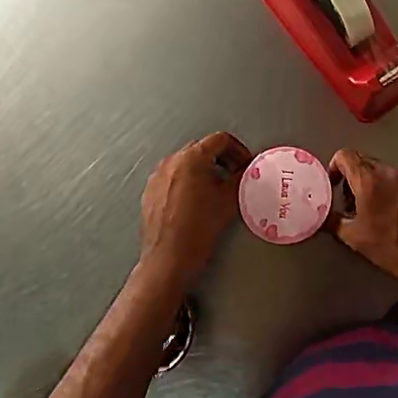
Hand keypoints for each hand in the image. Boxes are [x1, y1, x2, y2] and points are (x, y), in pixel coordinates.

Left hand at [140, 132, 250, 279]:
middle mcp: (171, 162)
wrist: (170, 258)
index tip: (244, 163)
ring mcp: (158, 176)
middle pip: (202, 148)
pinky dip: (188, 180)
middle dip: (222, 158)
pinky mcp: (151, 191)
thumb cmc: (197, 230)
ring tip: (217, 188)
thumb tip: (246, 171)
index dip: (238, 150)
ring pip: (186, 162)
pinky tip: (198, 199)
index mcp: (191, 158)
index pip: (220, 139)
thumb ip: (241, 177)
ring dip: (204, 169)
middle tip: (235, 173)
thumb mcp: (229, 200)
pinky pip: (173, 176)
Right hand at [329, 150, 397, 284]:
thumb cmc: (390, 248)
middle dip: (354, 177)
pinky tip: (396, 211)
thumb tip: (322, 214)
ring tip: (375, 208)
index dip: (335, 166)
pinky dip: (393, 189)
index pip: (346, 156)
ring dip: (374, 183)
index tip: (335, 183)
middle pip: (365, 161)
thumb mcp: (353, 237)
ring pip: (384, 171)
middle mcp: (390, 173)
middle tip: (352, 200)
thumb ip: (332, 220)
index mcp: (370, 181)